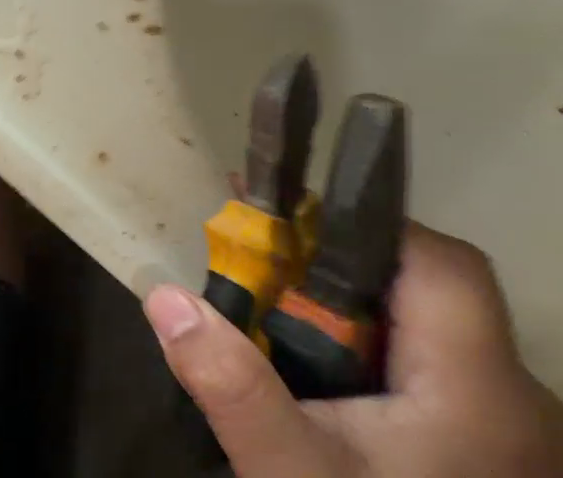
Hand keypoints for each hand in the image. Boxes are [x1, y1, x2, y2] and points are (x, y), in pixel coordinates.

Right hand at [147, 225, 562, 475]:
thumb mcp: (291, 471)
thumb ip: (232, 386)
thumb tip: (165, 297)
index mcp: (481, 388)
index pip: (443, 262)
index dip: (362, 226)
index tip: (277, 228)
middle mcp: (515, 397)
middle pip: (425, 291)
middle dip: (331, 272)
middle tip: (252, 277)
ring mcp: (511, 428)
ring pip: (424, 330)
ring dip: (342, 313)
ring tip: (270, 328)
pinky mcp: (492, 450)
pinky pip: (429, 369)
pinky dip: (365, 352)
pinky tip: (317, 381)